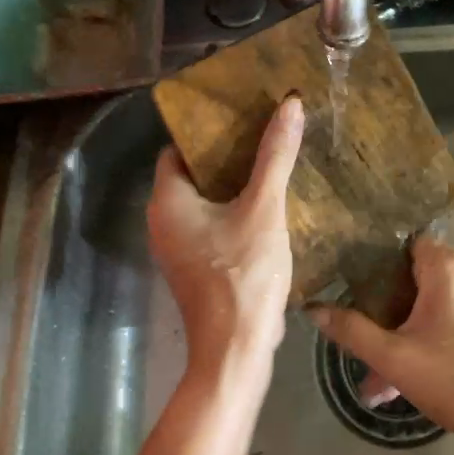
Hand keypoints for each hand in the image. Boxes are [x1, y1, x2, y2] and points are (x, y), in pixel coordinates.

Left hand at [148, 97, 304, 370]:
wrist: (235, 351)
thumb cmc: (242, 275)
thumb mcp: (264, 209)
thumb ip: (275, 155)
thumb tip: (290, 103)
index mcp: (167, 200)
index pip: (179, 147)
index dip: (209, 129)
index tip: (242, 112)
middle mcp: (162, 221)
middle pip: (193, 172)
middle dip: (228, 153)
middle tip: (265, 131)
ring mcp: (177, 247)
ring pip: (205, 200)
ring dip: (234, 182)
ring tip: (272, 160)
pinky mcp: (195, 266)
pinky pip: (212, 224)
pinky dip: (234, 209)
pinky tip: (269, 203)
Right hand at [308, 236, 453, 447]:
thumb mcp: (394, 358)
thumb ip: (352, 331)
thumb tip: (314, 309)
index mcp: (448, 267)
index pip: (405, 243)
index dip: (377, 259)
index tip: (352, 280)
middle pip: (416, 271)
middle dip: (388, 300)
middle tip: (362, 326)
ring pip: (433, 297)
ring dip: (406, 323)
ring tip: (380, 362)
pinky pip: (451, 312)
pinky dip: (429, 329)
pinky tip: (410, 364)